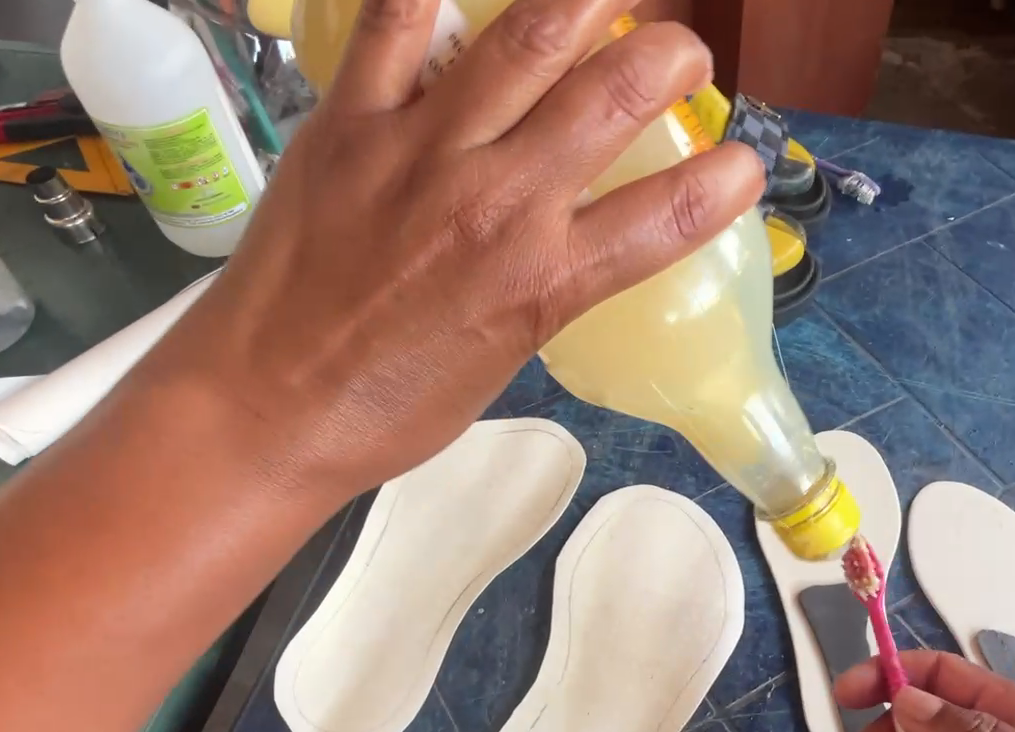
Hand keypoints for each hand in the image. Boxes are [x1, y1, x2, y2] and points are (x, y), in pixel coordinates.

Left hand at [147, 0, 762, 495]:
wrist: (270, 408)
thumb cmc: (395, 410)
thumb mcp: (502, 361)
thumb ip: (545, 285)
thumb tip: (566, 235)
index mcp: (543, 284)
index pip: (664, 217)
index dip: (725, 183)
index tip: (745, 165)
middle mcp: (497, 204)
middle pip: (610, 94)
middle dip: (669, 54)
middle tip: (680, 51)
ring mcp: (420, 151)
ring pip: (525, 36)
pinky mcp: (348, 122)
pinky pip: (396, 21)